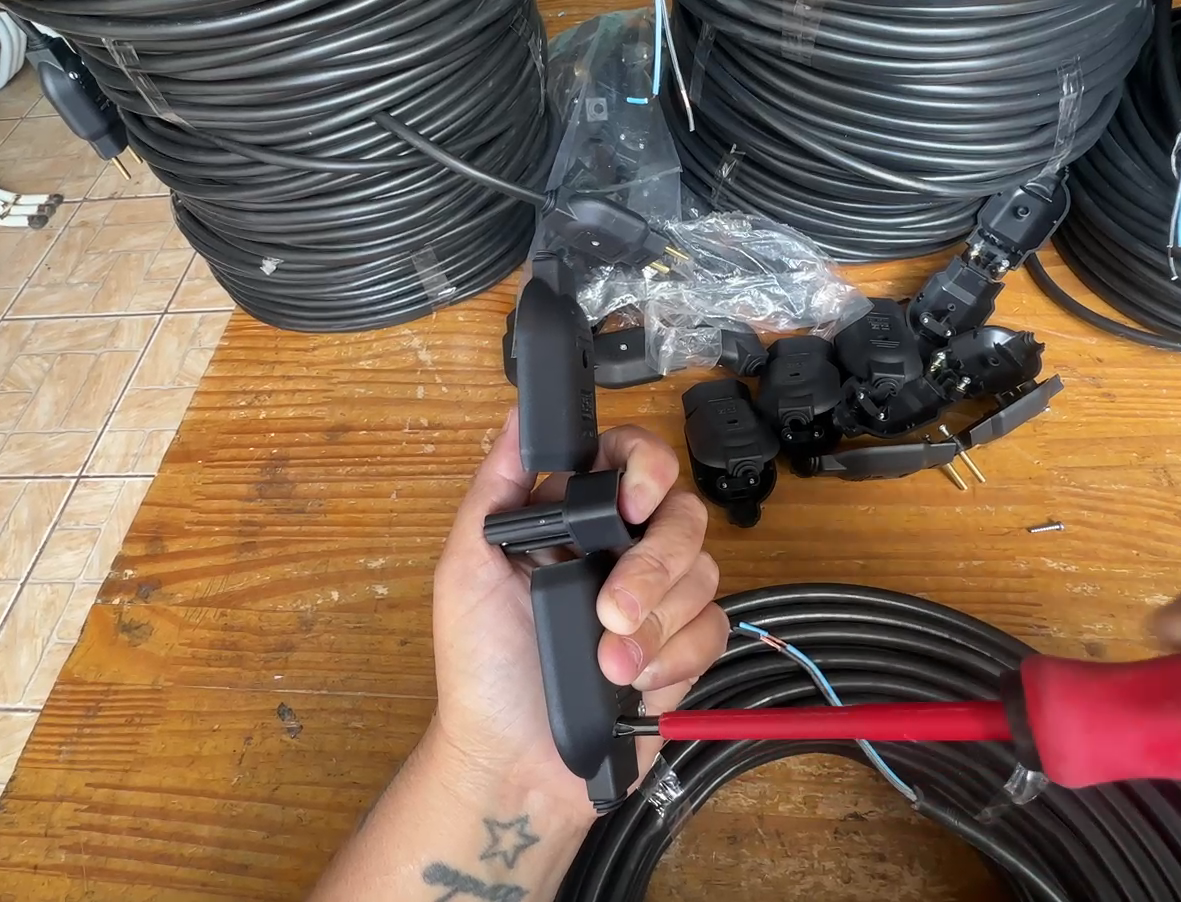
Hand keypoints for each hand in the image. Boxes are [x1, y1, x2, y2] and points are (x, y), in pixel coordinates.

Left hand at [425, 410, 729, 822]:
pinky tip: (635, 681)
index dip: (646, 466)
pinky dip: (676, 655)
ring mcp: (656, 597)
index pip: (630, 459)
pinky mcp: (681, 645)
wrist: (513, 763)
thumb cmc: (481, 665)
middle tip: (612, 610)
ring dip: (658, 622)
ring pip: (703, 571)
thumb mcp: (467, 567)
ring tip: (609, 661)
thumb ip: (496, 489)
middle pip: (680, 513)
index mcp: (574, 519)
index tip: (632, 501)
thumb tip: (518, 417)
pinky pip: (713, 626)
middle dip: (653, 564)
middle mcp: (620, 547)